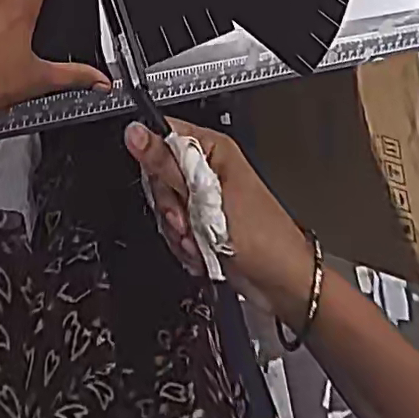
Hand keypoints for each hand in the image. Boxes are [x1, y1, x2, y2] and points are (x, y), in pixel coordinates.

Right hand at [124, 118, 315, 325]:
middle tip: (186, 217)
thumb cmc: (262, 237)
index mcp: (211, 147)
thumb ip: (166, 164)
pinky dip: (181, 242)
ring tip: (198, 238)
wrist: (282, 284)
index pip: (161, 135)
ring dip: (176, 228)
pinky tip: (199, 249)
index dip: (154, 160)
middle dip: (168, 204)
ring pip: (162, 203)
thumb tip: (135, 133)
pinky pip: (171, 225)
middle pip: (158, 173)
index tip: (164, 183)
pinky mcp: (200, 219)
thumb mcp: (206, 197)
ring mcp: (203, 195)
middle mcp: (206, 168)